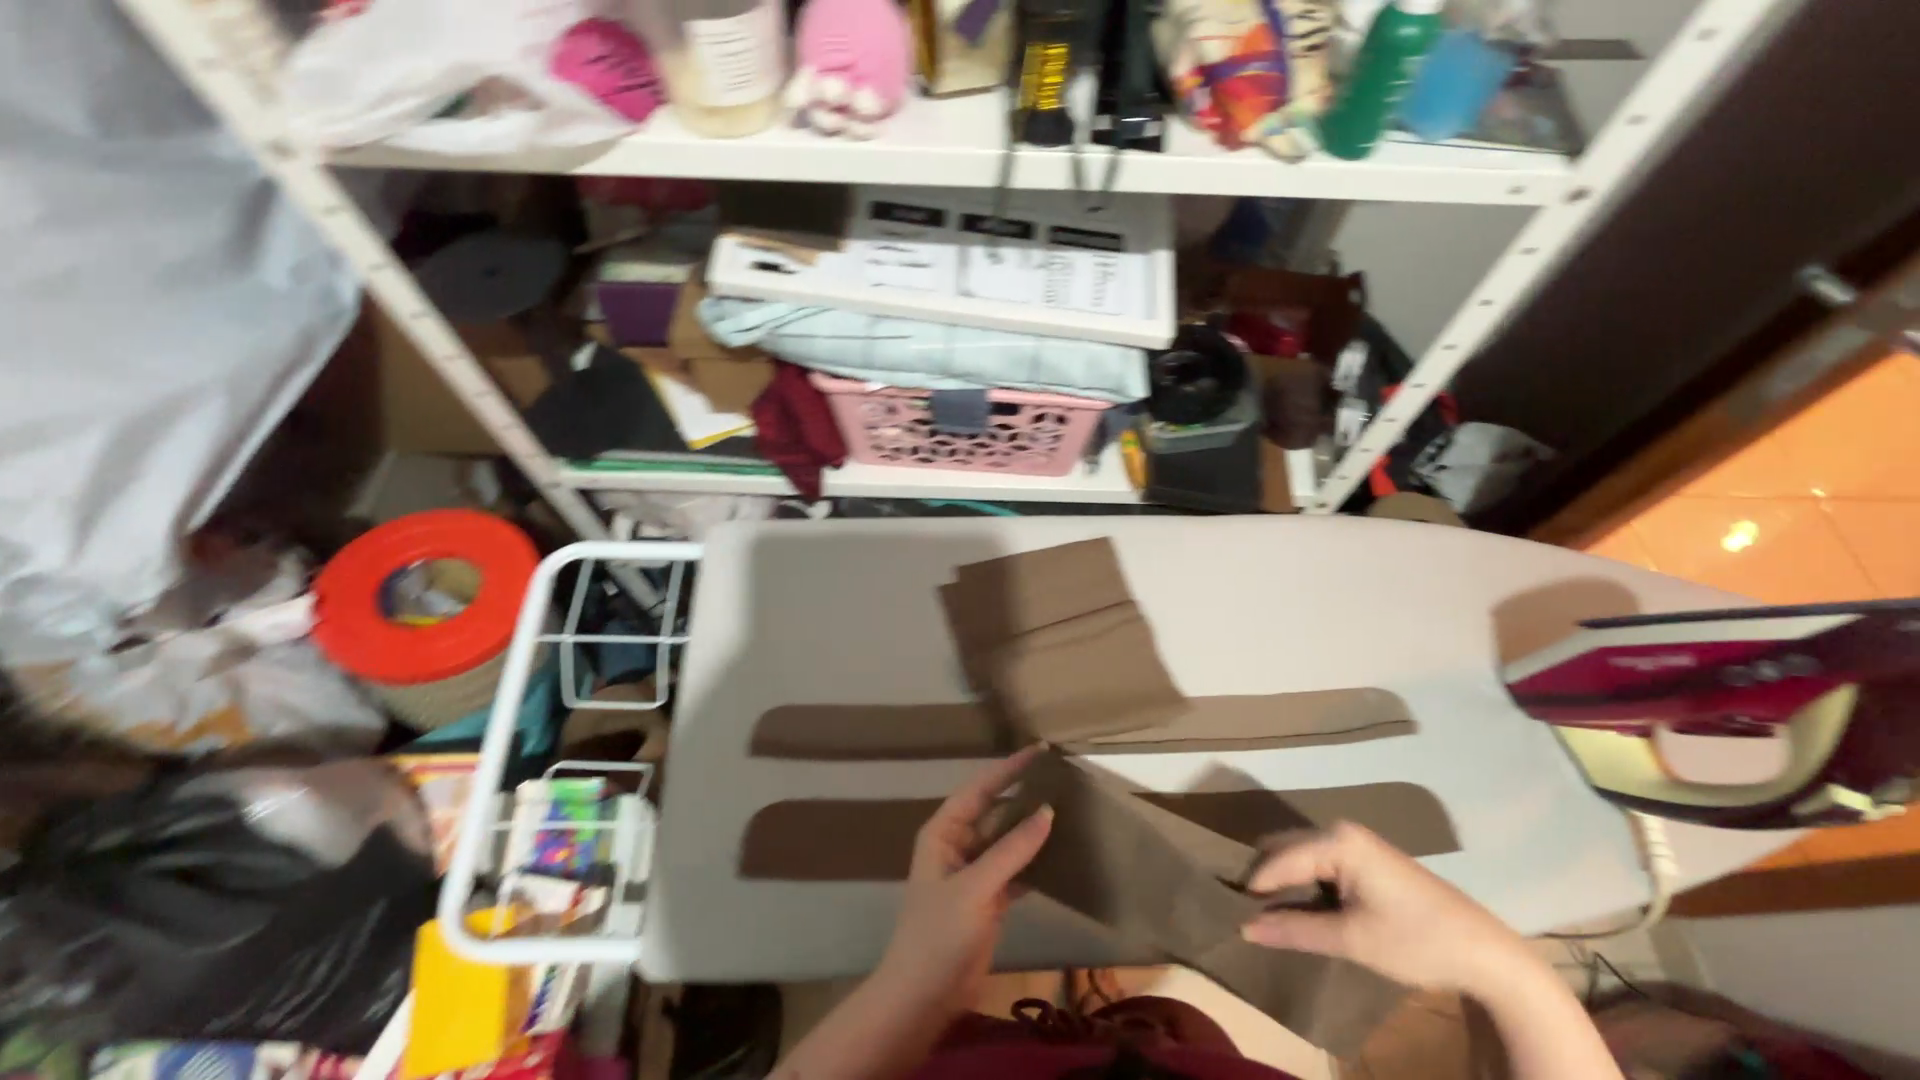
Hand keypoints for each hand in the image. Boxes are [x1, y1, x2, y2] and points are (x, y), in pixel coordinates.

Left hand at [877, 744, 1054, 1011]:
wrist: (923, 995)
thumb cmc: (938, 933)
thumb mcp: (975, 887)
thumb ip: (1011, 849)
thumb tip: (1047, 811)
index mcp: (943, 832)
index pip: (979, 789)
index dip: (1008, 769)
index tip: (1040, 750)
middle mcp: (958, 846)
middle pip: (996, 812)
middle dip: (1025, 797)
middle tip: (1065, 781)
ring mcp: (974, 874)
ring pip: (1009, 842)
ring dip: (1034, 830)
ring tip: (1072, 811)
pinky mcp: (989, 900)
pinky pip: (1017, 871)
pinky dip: (1037, 863)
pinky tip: (1065, 856)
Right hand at [1240, 823, 1538, 996]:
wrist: (1487, 955)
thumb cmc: (1417, 941)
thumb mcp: (1351, 940)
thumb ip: (1293, 930)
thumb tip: (1243, 928)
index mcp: (1337, 840)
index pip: (1276, 861)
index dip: (1252, 890)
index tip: (1227, 915)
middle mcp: (1342, 831)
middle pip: (1284, 852)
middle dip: (1264, 883)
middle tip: (1240, 915)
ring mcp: (1357, 844)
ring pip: (1300, 860)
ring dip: (1283, 887)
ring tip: (1262, 917)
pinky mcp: (1367, 862)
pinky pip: (1319, 866)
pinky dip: (1303, 887)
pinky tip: (1296, 912)